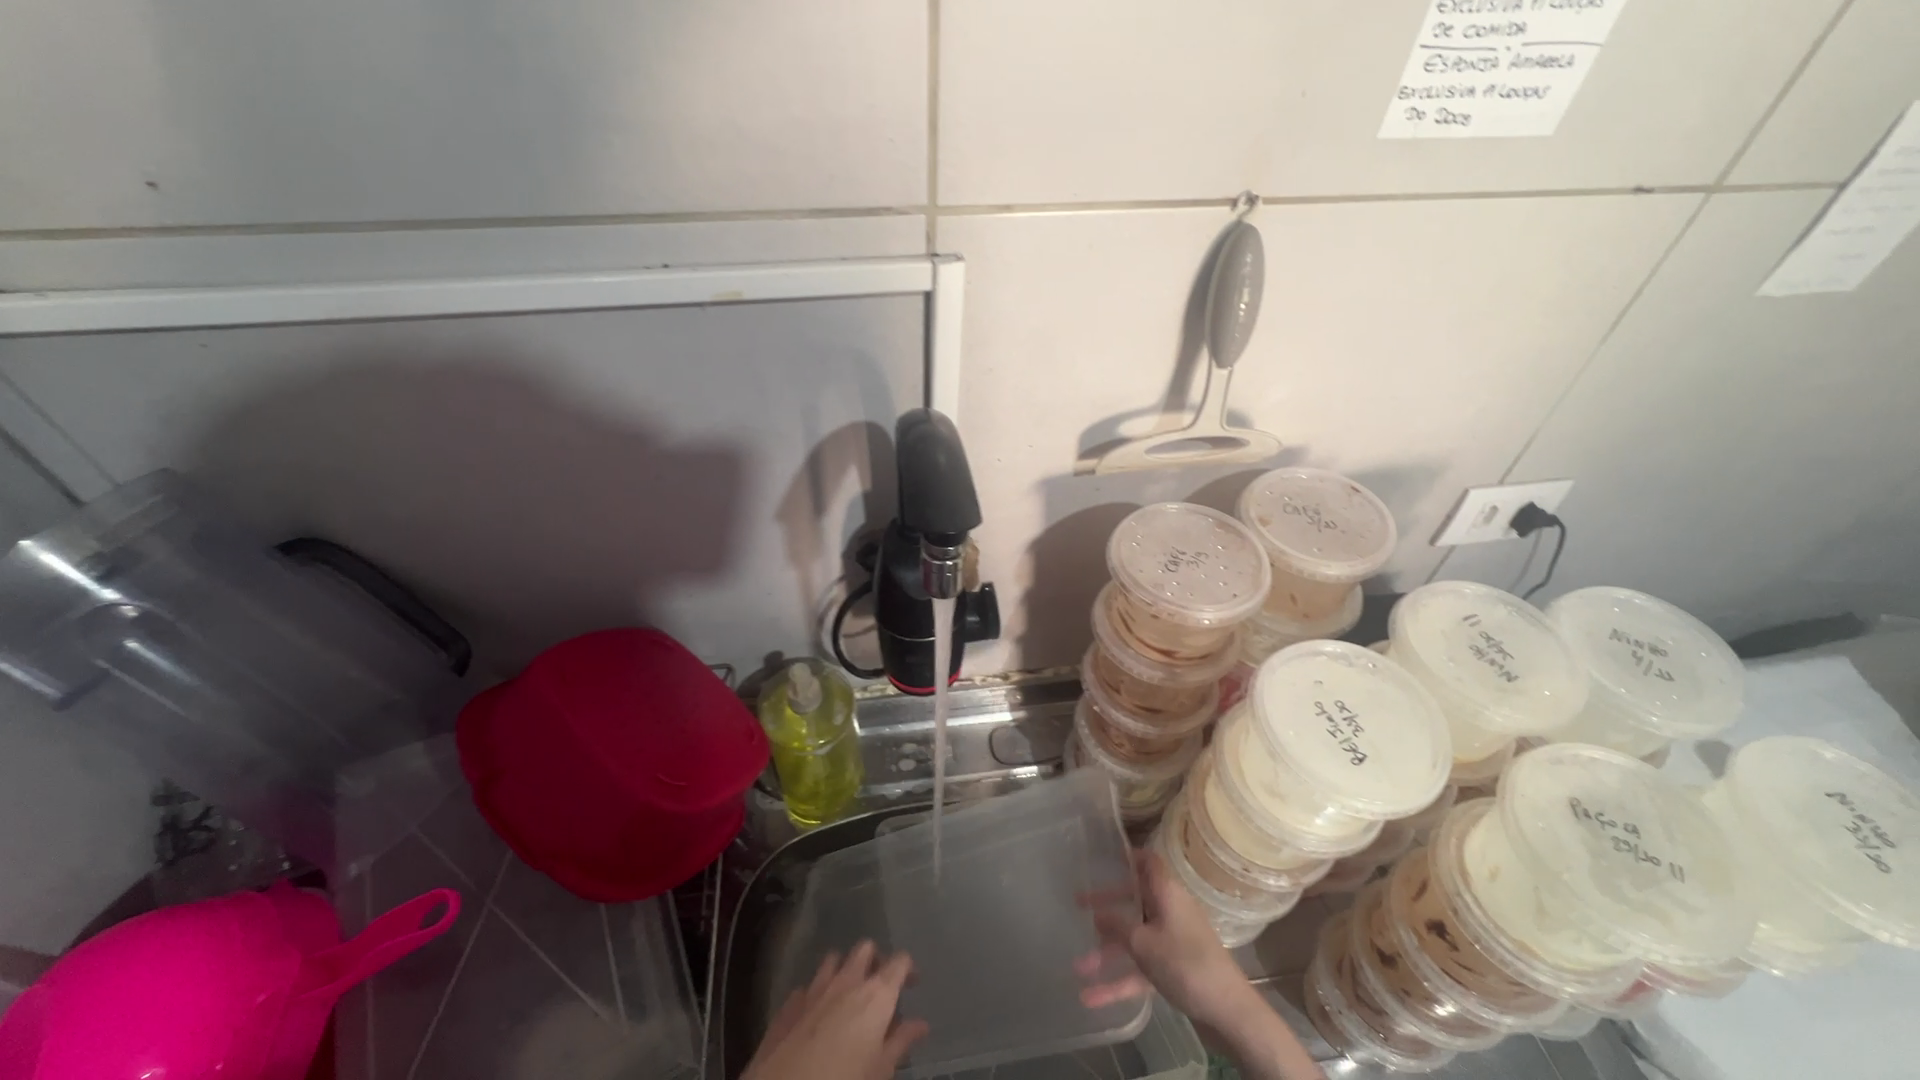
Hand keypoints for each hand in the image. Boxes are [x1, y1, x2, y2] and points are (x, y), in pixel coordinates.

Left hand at [744, 942, 929, 1079]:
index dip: (908, 968)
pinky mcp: (789, 1004)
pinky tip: (817, 1013)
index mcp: (876, 994)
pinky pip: (807, 986)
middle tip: (880, 985)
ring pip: (833, 960)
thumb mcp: (882, 1068)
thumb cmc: (845, 1079)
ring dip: (844, 969)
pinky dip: (816, 993)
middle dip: (875, 960)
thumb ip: (902, 1041)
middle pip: (864, 949)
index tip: (912, 984)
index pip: (899, 961)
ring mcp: (814, 989)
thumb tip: (920, 1024)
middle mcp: (846, 981)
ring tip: (849, 994)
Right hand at [1083, 847, 1257, 1030]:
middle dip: (1107, 905)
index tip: (1104, 859)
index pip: (1149, 863)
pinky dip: (1120, 980)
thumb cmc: (1184, 963)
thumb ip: (1117, 926)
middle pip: (1136, 900)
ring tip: (1078, 967)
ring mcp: (1174, 941)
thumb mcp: (1143, 943)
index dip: (1129, 857)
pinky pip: (1142, 968)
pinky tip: (1092, 998)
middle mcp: (1171, 912)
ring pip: (1136, 939)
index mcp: (1168, 894)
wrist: (1227, 1010)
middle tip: (1078, 906)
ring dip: (1108, 953)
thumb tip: (1098, 915)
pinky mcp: (1175, 968)